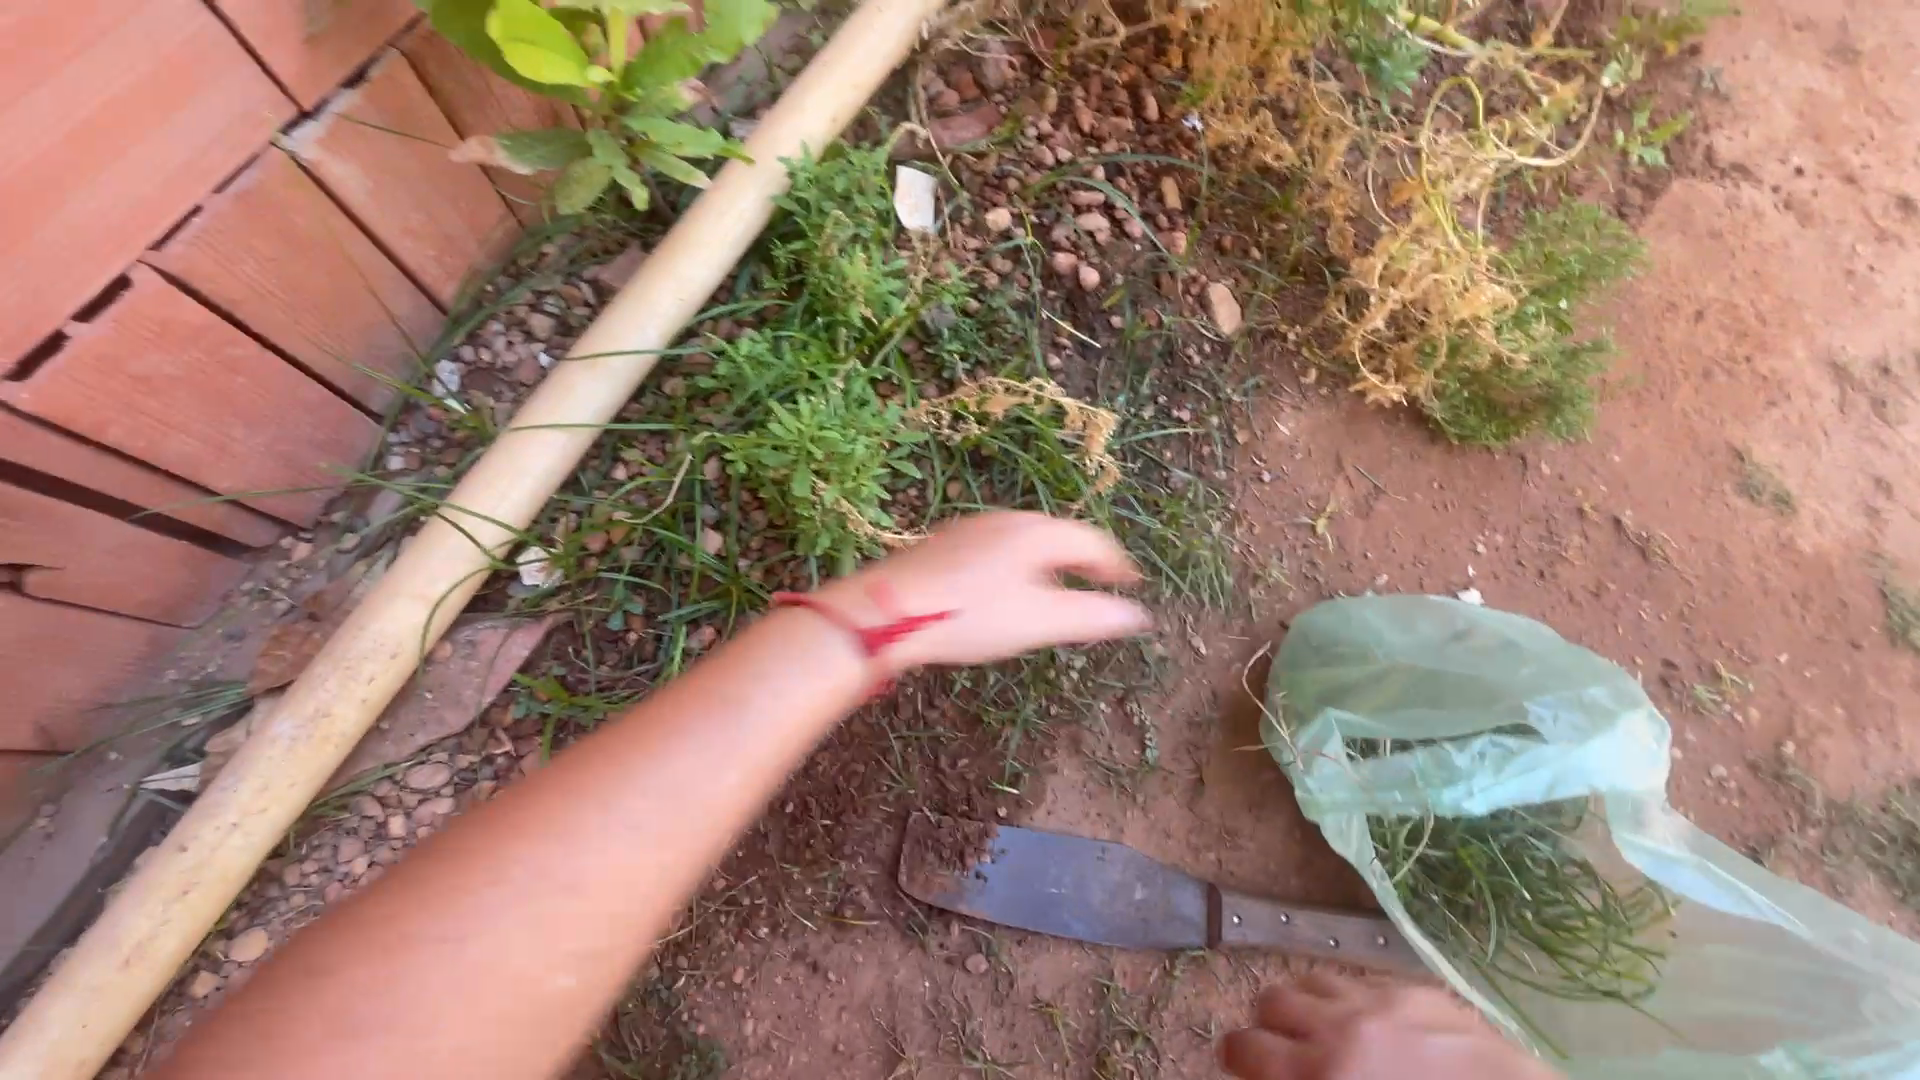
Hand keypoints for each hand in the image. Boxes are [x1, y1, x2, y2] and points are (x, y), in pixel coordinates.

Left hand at [813, 511, 1151, 673]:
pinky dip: (1018, 565)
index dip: (1116, 564)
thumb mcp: (1038, 621)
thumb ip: (1091, 616)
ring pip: (1026, 540)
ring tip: (1057, 589)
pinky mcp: (947, 542)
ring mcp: (973, 527)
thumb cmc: (970, 615)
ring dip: (1049, 563)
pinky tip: (1005, 590)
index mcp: (1036, 532)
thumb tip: (1138, 615)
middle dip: (1082, 561)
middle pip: (1059, 535)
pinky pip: (998, 547)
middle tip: (1098, 584)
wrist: (886, 610)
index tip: (1130, 582)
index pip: (1092, 541)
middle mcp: (1007, 520)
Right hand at [1221, 974, 1559, 1079]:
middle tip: (1283, 1048)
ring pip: (1312, 981)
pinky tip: (1376, 1027)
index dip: (1237, 1057)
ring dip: (1308, 1004)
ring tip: (1322, 1027)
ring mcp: (1379, 1002)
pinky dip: (1355, 1002)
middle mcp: (1338, 1027)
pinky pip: (1364, 983)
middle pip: (1271, 1002)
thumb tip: (1274, 1074)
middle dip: (1269, 1025)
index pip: (1244, 1048)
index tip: (1242, 1065)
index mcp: (1321, 1074)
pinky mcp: (1416, 992)